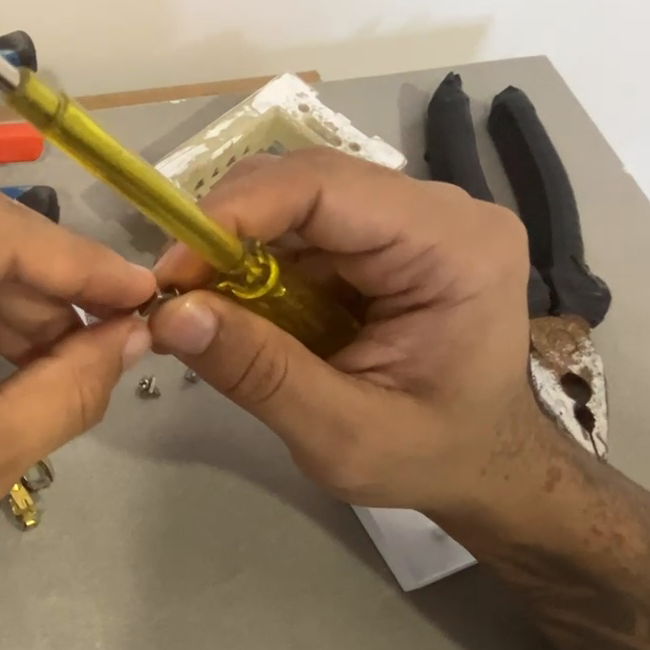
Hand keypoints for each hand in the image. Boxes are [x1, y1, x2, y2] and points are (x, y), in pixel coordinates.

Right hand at [148, 149, 554, 515]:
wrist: (482, 467)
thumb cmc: (430, 459)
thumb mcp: (340, 435)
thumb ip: (259, 374)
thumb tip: (168, 315)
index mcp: (452, 248)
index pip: (324, 186)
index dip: (233, 215)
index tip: (169, 276)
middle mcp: (435, 214)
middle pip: (303, 181)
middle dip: (222, 231)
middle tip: (170, 296)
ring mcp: (406, 224)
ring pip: (290, 201)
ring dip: (227, 250)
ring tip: (192, 309)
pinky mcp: (376, 245)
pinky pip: (294, 233)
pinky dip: (245, 266)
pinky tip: (228, 310)